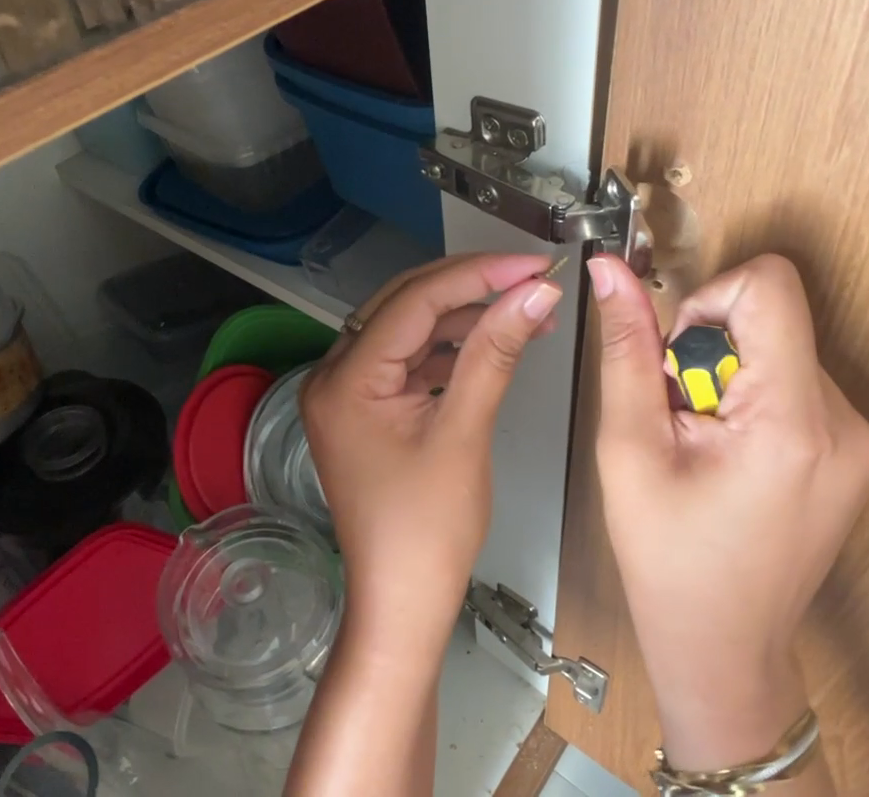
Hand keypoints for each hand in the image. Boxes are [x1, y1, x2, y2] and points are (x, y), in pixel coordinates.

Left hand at [300, 253, 561, 641]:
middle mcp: (334, 376)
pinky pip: (409, 362)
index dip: (476, 276)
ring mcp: (348, 394)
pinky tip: (492, 342)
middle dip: (469, 289)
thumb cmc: (429, 530)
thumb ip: (495, 353)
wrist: (404, 603)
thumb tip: (535, 291)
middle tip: (529, 277)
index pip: (413, 302)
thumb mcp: (464, 433)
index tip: (532, 264)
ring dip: (464, 318)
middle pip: (405, 307)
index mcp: (345, 380)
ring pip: (409, 331)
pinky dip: (450, 351)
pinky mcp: (367, 410)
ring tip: (524, 309)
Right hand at [588, 253, 868, 772]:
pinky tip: (729, 456)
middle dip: (710, 349)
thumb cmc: (668, 558)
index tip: (677, 360)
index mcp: (792, 420)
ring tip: (703, 444)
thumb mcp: (629, 447)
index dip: (708, 300)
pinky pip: (796, 382)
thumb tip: (611, 269)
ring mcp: (860, 438)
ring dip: (729, 376)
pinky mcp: (856, 450)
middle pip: (772, 316)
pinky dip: (753, 398)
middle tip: (681, 417)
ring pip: (780, 347)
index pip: (769, 285)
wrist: (724, 646)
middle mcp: (846, 422)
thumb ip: (627, 348)